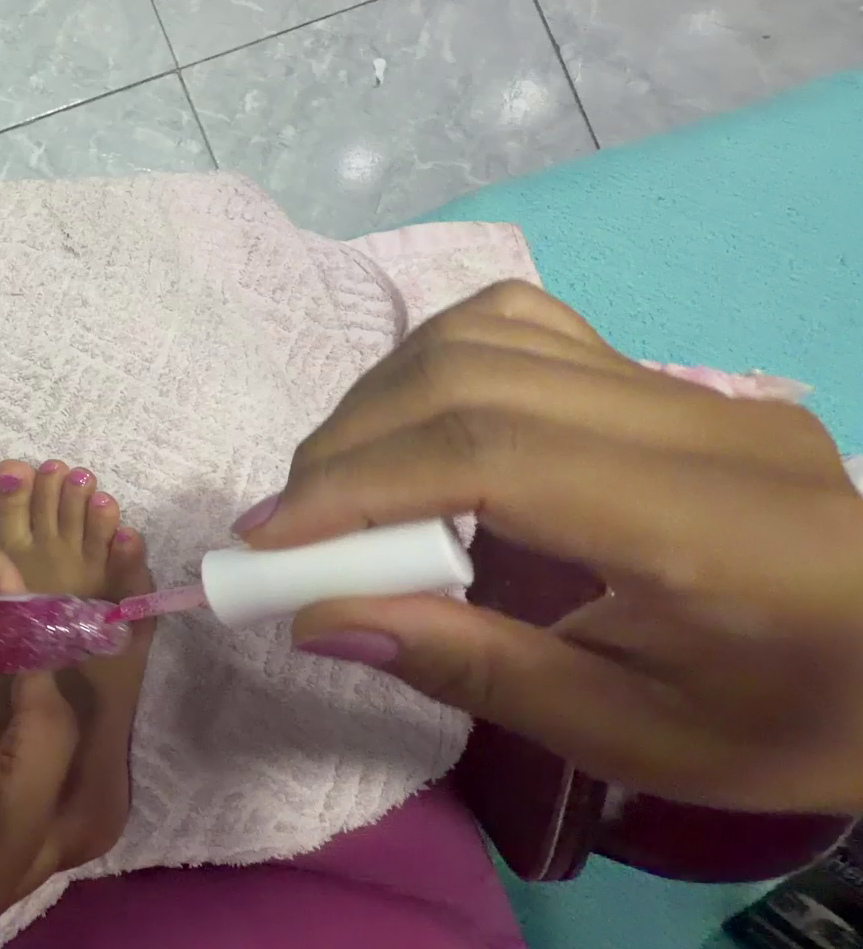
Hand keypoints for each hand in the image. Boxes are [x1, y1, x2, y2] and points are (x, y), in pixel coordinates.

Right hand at [241, 281, 862, 813]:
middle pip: (462, 380)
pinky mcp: (646, 368)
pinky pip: (502, 324)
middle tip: (288, 530)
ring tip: (338, 485)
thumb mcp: (635, 737)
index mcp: (724, 529)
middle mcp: (701, 423)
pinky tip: (407, 426)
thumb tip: (316, 619)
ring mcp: (675, 380)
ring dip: (370, 408)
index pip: (491, 455)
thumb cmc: (791, 719)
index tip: (269, 542)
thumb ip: (470, 668)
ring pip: (470, 337)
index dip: (355, 487)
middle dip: (341, 454)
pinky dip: (419, 367)